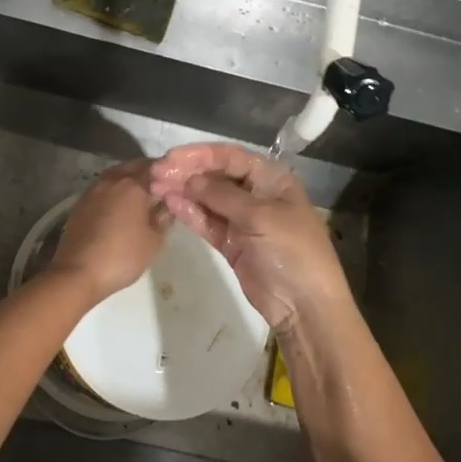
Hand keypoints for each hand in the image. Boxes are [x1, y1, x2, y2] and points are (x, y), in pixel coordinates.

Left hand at [45, 160, 172, 303]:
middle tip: (159, 185)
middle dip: (147, 171)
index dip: (166, 171)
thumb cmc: (122, 256)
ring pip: (115, 174)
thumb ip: (164, 216)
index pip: (154, 167)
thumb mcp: (153, 240)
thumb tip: (168, 201)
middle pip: (133, 166)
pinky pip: (102, 186)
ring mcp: (93, 189)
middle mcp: (112, 180)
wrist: (78, 271)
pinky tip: (118, 203)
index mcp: (133, 185)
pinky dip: (113, 188)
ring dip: (128, 178)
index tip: (175, 179)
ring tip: (140, 193)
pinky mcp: (80, 201)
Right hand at [148, 142, 351, 332]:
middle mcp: (256, 194)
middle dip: (187, 172)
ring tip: (155, 187)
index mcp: (272, 179)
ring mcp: (242, 219)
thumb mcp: (261, 217)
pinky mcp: (231, 242)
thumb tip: (190, 179)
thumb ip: (223, 195)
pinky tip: (170, 203)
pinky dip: (189, 212)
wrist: (305, 307)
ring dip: (183, 190)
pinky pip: (207, 221)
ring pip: (208, 198)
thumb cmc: (292, 252)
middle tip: (156, 173)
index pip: (231, 157)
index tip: (171, 157)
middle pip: (216, 175)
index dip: (200, 155)